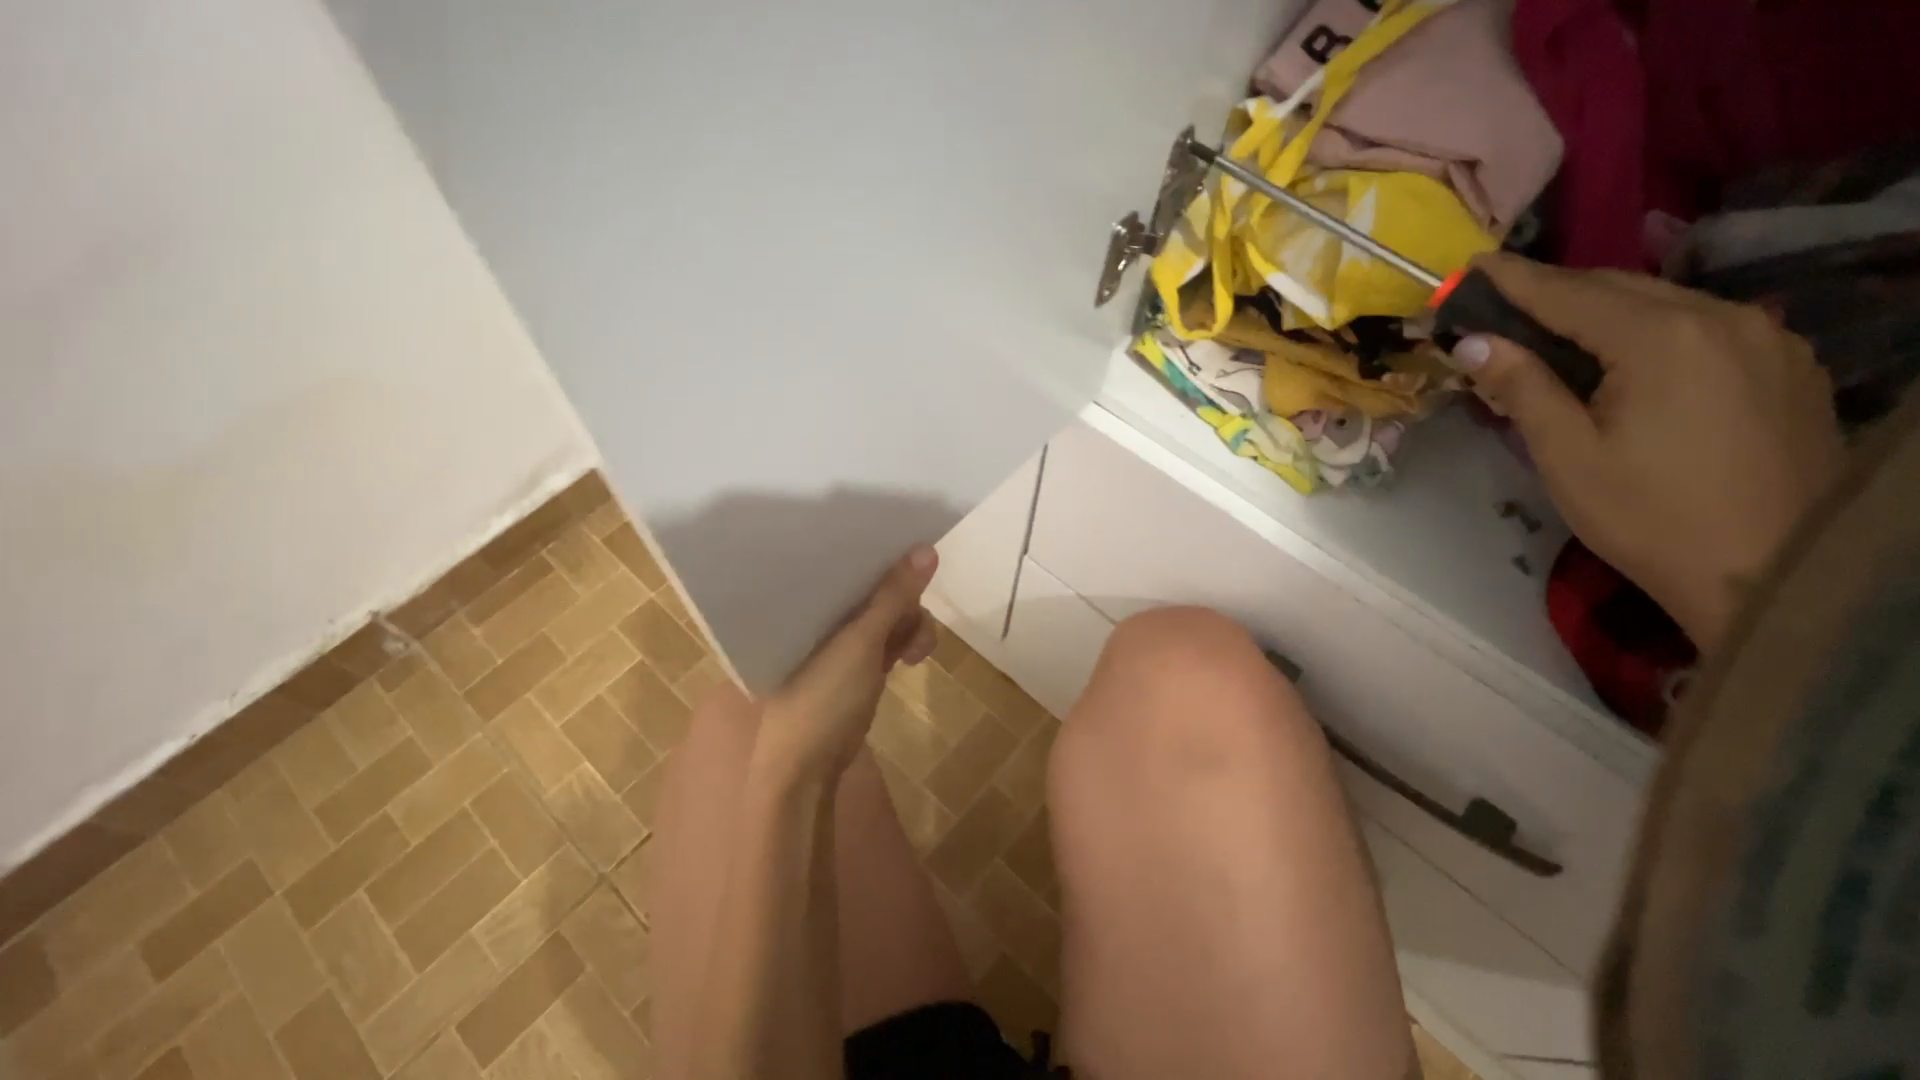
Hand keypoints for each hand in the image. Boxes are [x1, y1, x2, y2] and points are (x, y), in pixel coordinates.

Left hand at [753, 546, 939, 781]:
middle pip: (869, 588)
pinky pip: (885, 642)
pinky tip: (915, 657)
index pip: (840, 560)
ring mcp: (836, 646)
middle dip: (903, 600)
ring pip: (883, 617)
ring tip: (918, 652)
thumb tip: (926, 548)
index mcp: (802, 602)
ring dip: (908, 625)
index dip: (876, 551)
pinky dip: (903, 644)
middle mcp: (817, 617)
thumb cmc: (821, 698)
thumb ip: (893, 597)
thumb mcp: (861, 642)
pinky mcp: (854, 671)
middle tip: (917, 620)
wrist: (806, 771)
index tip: (913, 546)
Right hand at [1451, 254, 1844, 651]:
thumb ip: (1523, 388)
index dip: (1513, 279)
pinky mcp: (1786, 365)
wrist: (1778, 572)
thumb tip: (1475, 342)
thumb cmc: (1651, 518)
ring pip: (1665, 305)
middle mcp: (1721, 317)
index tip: (1470, 266)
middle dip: (1556, 293)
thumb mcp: (1568, 457)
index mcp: (1661, 338)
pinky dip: (1653, 331)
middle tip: (1501, 306)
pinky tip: (1629, 361)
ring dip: (1605, 312)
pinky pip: (1704, 328)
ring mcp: (1765, 338)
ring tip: (1558, 335)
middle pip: (1619, 288)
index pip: (1568, 292)